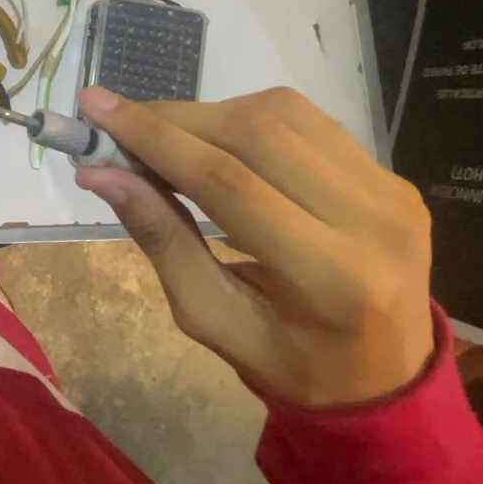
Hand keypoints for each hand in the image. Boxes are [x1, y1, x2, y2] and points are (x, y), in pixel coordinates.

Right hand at [75, 86, 434, 407]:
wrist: (386, 377)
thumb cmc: (284, 357)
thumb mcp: (207, 315)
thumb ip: (159, 238)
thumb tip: (98, 172)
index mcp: (329, 276)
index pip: (225, 181)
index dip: (152, 137)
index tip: (93, 106)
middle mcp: (372, 222)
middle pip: (252, 135)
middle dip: (169, 119)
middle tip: (115, 125)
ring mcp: (390, 192)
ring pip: (279, 114)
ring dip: (204, 114)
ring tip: (162, 137)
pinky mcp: (390, 175)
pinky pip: (304, 119)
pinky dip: (242, 116)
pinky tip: (214, 140)